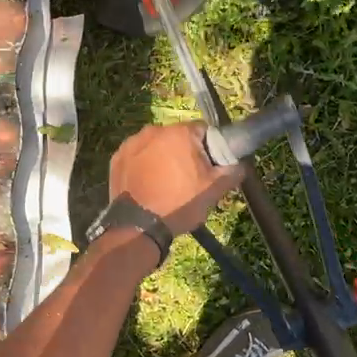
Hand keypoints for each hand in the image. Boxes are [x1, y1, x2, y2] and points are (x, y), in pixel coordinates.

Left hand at [108, 123, 245, 234]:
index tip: (208, 166)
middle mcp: (153, 130)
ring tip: (165, 184)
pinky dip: (143, 165)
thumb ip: (232, 171)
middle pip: (176, 137)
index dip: (209, 148)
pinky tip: (147, 185)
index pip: (202, 131)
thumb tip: (239, 164)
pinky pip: (137, 156)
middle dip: (184, 153)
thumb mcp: (213, 190)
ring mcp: (131, 143)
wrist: (138, 226)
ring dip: (161, 158)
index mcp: (179, 133)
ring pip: (155, 146)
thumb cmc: (179, 204)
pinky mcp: (116, 158)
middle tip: (187, 178)